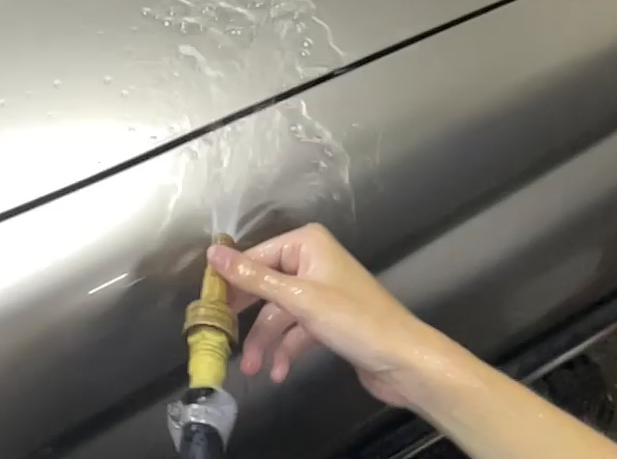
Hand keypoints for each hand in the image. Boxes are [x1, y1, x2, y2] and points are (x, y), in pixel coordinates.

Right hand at [208, 223, 449, 406]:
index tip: (210, 305)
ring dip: (267, 341)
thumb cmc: (355, 320)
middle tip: (224, 337)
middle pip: (266, 285)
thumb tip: (212, 252)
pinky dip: (286, 349)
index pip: (256, 256)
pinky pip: (296, 329)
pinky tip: (278, 372)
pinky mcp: (327, 319)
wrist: (406, 363)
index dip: (232, 281)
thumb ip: (253, 277)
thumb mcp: (298, 298)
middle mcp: (312, 261)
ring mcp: (320, 291)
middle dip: (250, 318)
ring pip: (279, 312)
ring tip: (254, 369)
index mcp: (306, 243)